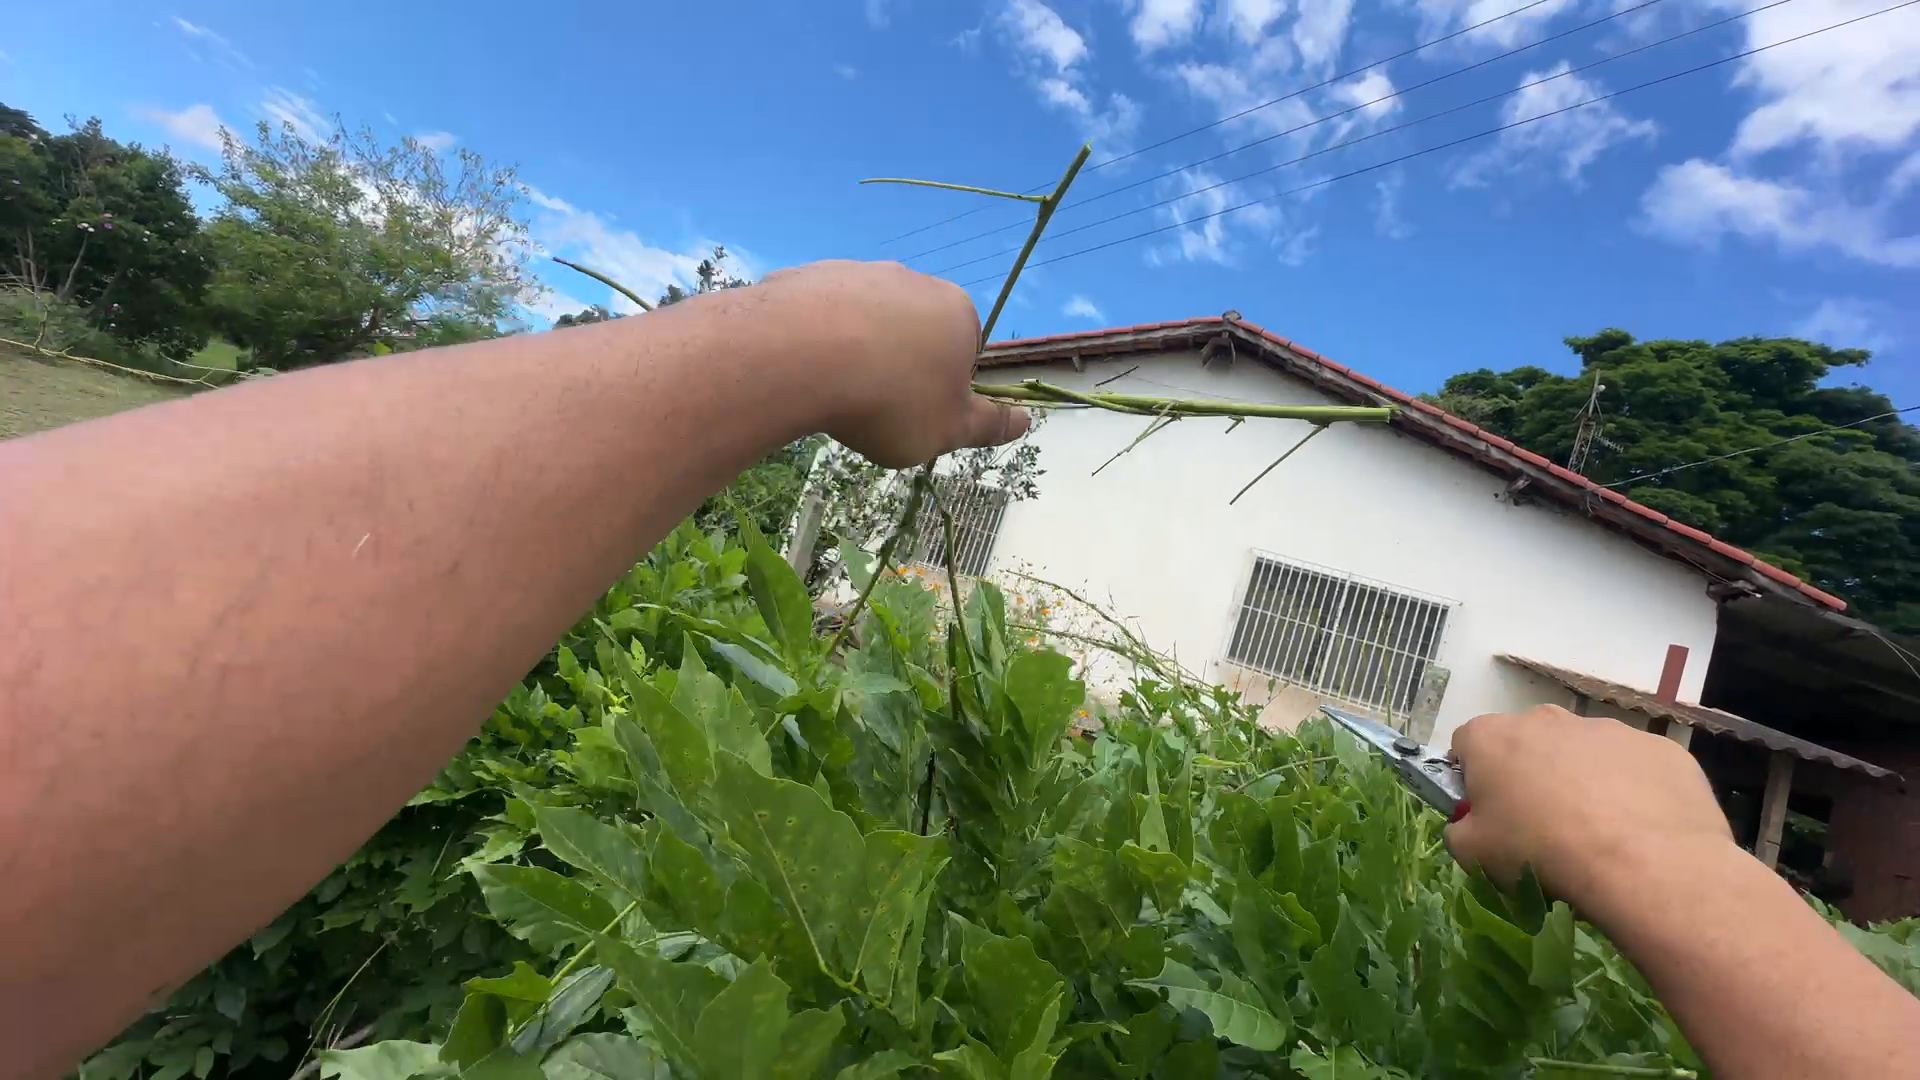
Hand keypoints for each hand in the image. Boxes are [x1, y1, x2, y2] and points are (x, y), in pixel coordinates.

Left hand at [734, 260, 1030, 466]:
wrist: (797, 355)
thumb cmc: (891, 399)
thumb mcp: (949, 429)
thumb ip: (989, 425)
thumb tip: (1026, 421)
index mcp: (956, 311)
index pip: (963, 351)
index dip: (942, 388)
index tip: (916, 414)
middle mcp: (912, 280)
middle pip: (913, 332)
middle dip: (899, 368)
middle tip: (876, 409)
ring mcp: (857, 271)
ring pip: (865, 322)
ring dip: (857, 355)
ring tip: (836, 394)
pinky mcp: (808, 274)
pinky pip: (821, 316)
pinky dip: (817, 342)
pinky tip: (803, 370)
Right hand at [1445, 705, 1734, 907]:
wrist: (1649, 869)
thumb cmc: (1542, 851)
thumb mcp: (1472, 851)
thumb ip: (1458, 828)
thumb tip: (1469, 825)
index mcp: (1488, 736)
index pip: (1466, 746)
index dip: (1474, 778)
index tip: (1489, 810)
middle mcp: (1542, 719)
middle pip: (1525, 741)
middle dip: (1529, 772)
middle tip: (1543, 820)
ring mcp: (1604, 729)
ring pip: (1581, 750)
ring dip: (1581, 777)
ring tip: (1600, 828)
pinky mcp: (1658, 749)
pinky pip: (1635, 766)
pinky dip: (1633, 789)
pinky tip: (1642, 826)